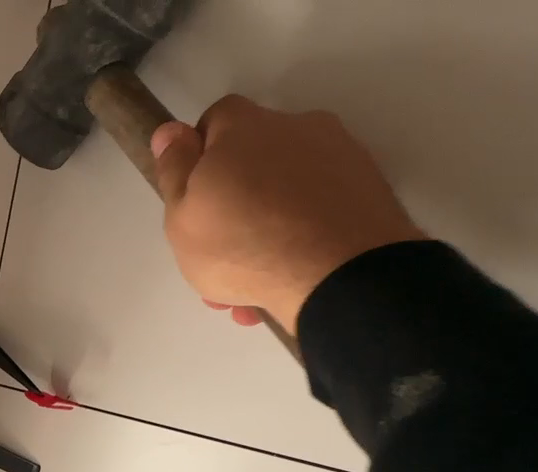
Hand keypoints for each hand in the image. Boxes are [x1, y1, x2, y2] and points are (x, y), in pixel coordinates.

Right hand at [150, 95, 425, 331]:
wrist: (338, 273)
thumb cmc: (241, 244)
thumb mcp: (181, 216)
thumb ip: (174, 171)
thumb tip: (169, 130)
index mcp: (244, 129)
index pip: (216, 119)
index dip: (200, 155)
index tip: (193, 196)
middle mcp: (297, 128)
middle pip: (254, 158)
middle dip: (234, 201)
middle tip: (217, 255)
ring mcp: (339, 155)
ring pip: (285, 192)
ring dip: (265, 229)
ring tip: (250, 285)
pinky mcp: (368, 187)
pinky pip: (316, 212)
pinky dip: (298, 239)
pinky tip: (283, 281)